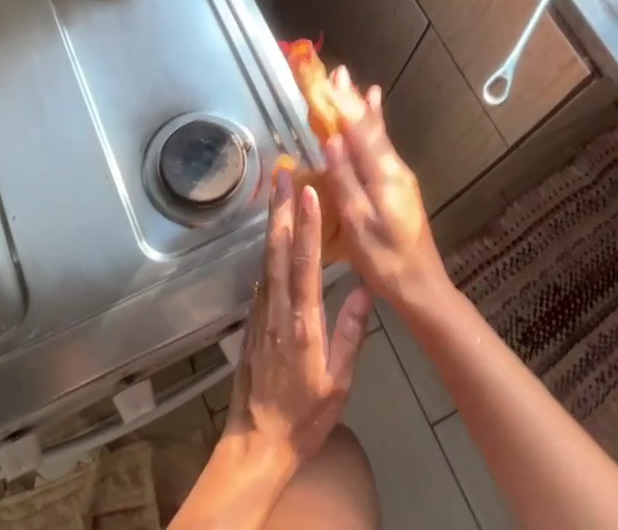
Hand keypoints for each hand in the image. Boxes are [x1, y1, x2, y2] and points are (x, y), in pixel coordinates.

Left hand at [224, 165, 372, 472]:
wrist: (256, 444)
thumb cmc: (305, 417)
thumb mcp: (338, 383)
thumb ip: (349, 335)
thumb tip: (365, 291)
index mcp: (302, 324)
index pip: (305, 264)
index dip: (307, 225)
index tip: (309, 191)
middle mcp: (277, 311)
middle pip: (277, 250)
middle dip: (280, 209)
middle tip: (282, 173)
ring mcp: (260, 315)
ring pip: (266, 259)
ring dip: (271, 223)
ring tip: (275, 192)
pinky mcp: (252, 323)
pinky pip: (261, 276)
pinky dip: (267, 249)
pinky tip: (271, 236)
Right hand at [322, 67, 450, 310]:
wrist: (422, 287)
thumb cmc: (385, 260)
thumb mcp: (358, 223)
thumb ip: (345, 179)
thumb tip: (331, 140)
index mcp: (384, 174)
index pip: (359, 129)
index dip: (342, 103)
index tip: (327, 79)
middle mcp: (395, 167)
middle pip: (370, 126)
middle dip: (352, 99)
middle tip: (337, 71)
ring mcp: (399, 176)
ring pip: (377, 134)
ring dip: (361, 109)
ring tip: (354, 84)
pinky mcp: (398, 186)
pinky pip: (380, 146)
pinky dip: (372, 127)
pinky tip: (374, 119)